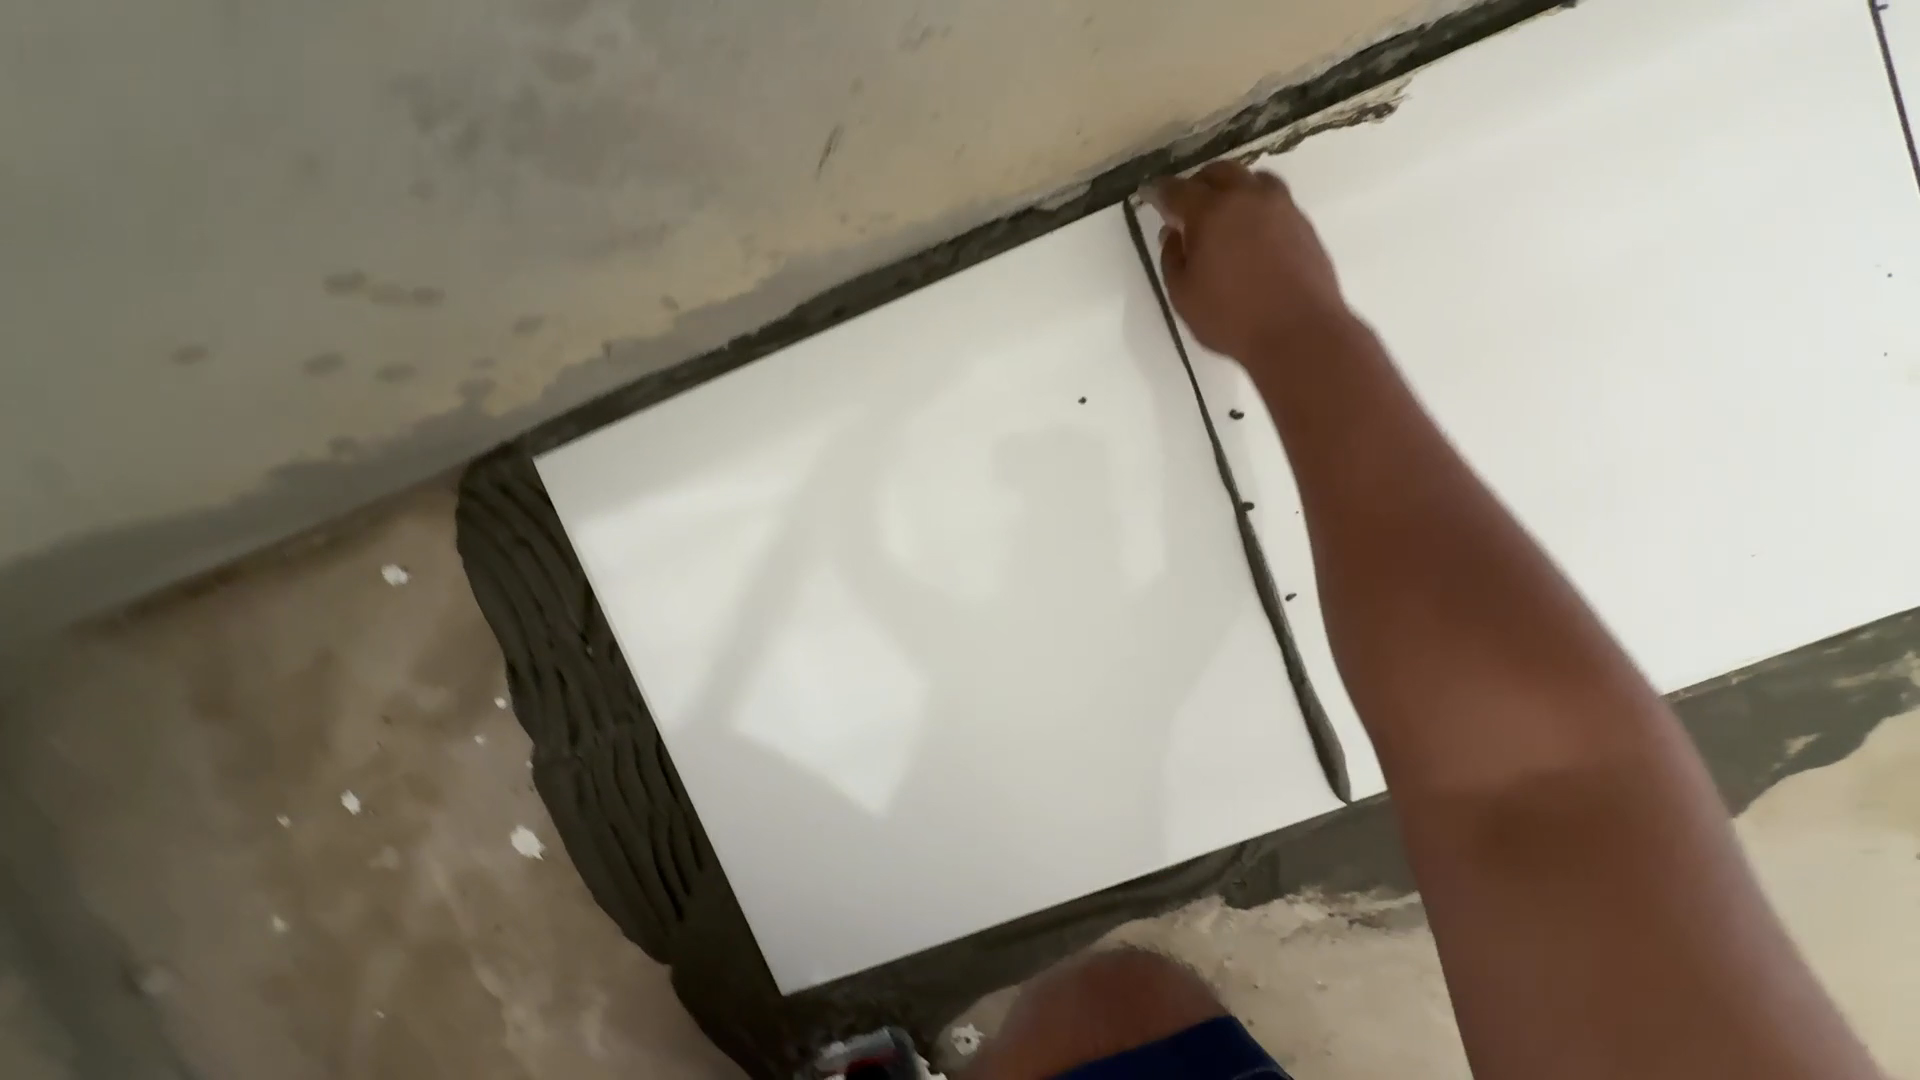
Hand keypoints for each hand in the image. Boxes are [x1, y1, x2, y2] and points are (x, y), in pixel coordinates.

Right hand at [1149, 161, 1354, 361]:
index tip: (1147, 193)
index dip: (1158, 192)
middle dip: (1196, 184)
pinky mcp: (1302, 222)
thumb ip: (1172, 259)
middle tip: (1184, 206)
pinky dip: (1254, 205)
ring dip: (1230, 189)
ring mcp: (1280, 206)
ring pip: (1250, 180)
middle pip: (1218, 173)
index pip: (1176, 190)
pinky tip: (1249, 231)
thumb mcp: (1183, 295)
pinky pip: (1272, 199)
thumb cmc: (1231, 318)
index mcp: (1210, 212)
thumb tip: (1173, 234)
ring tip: (1221, 213)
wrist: (1299, 331)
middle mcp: (1246, 197)